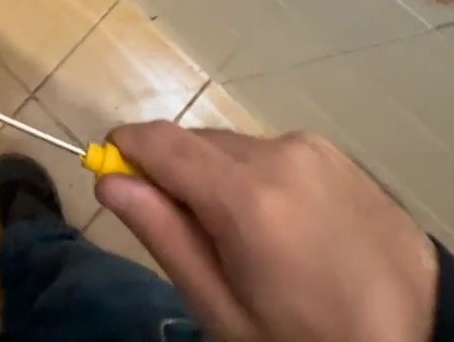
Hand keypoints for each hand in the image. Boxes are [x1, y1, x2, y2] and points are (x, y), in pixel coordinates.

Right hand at [97, 123, 437, 341]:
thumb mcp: (224, 311)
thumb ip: (164, 235)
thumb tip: (108, 180)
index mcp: (248, 196)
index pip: (161, 141)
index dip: (126, 146)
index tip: (111, 167)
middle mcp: (280, 153)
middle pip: (198, 143)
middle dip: (178, 173)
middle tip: (191, 233)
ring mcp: (318, 151)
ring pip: (237, 147)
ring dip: (222, 176)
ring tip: (249, 238)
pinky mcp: (345, 158)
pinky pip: (279, 154)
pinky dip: (264, 179)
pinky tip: (290, 228)